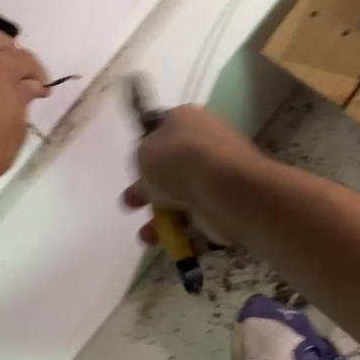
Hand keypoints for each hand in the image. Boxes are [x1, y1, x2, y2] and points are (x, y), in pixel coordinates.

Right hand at [121, 104, 265, 242]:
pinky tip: (168, 241)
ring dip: (161, 215)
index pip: (162, 129)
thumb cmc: (179, 161)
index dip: (146, 149)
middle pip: (171, 166)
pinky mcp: (227, 198)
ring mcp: (219, 171)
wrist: (225, 188)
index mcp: (186, 118)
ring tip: (146, 235)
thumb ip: (143, 156)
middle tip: (131, 203)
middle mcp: (205, 140)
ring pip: (183, 193)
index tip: (134, 169)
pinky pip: (199, 213)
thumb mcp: (144, 152)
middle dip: (149, 188)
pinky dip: (183, 228)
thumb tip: (152, 161)